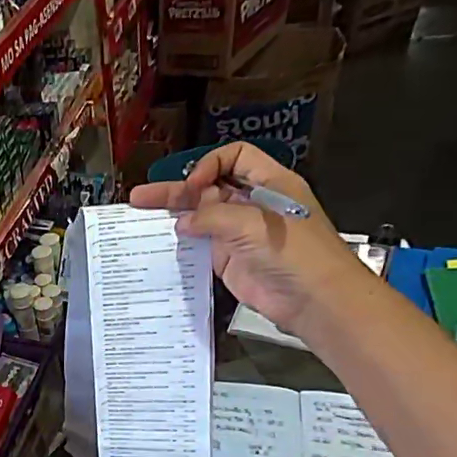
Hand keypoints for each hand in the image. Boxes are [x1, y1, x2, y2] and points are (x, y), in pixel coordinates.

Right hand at [130, 142, 369, 333]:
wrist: (313, 299)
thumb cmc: (294, 251)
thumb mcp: (252, 222)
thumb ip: (212, 217)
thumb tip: (183, 222)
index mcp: (269, 183)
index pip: (234, 157)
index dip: (210, 165)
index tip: (194, 185)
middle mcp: (252, 203)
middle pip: (210, 187)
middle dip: (178, 189)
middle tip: (143, 196)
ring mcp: (240, 232)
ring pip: (202, 216)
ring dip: (175, 214)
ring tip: (142, 212)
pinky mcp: (230, 259)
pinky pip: (202, 244)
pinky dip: (183, 241)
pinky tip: (162, 240)